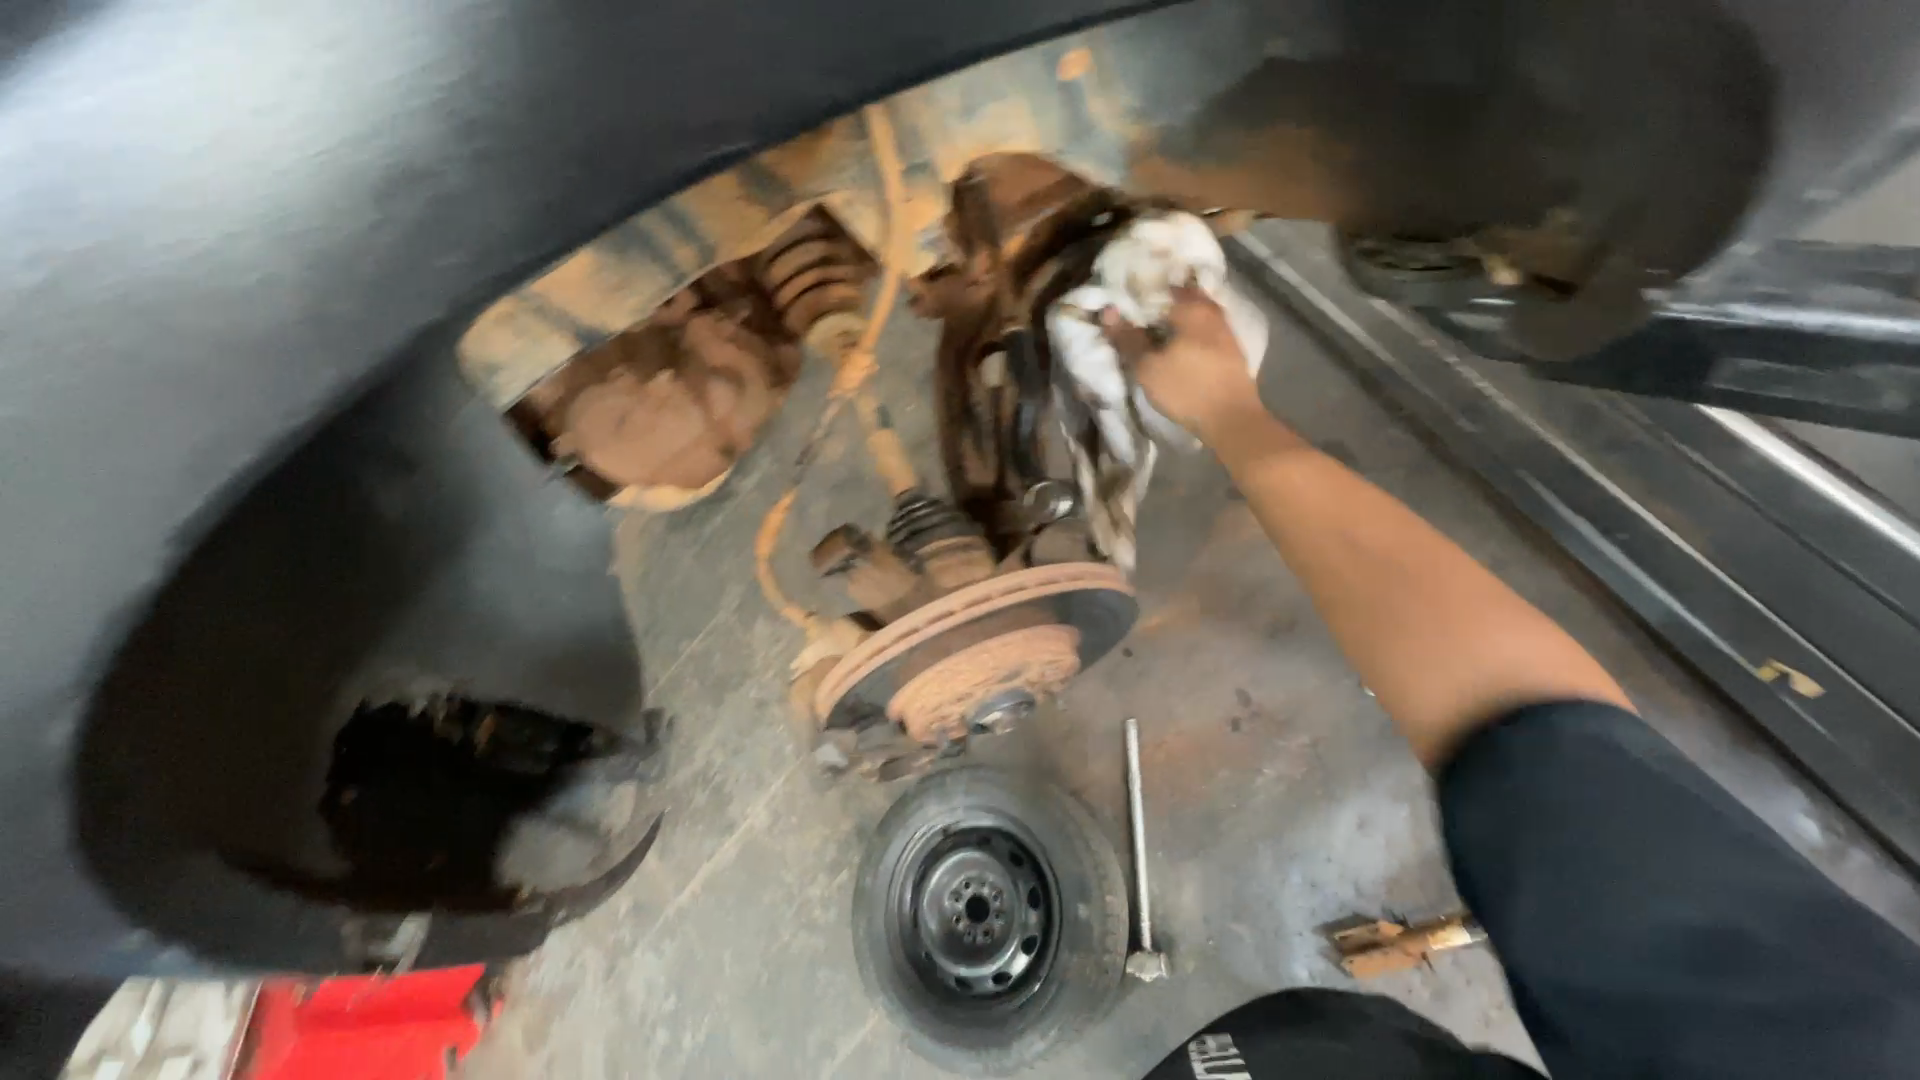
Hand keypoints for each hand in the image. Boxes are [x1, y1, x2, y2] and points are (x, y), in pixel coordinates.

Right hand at [1100, 286, 1260, 442]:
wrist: (1232, 418)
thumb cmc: (1186, 388)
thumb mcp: (1148, 367)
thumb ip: (1129, 339)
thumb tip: (1108, 311)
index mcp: (1191, 309)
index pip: (1164, 288)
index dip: (1144, 293)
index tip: (1129, 303)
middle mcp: (1212, 313)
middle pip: (1186, 299)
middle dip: (1166, 303)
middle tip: (1144, 316)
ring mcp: (1226, 331)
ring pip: (1199, 315)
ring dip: (1181, 319)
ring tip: (1160, 331)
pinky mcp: (1232, 351)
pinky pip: (1207, 331)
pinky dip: (1193, 333)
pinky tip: (1182, 346)